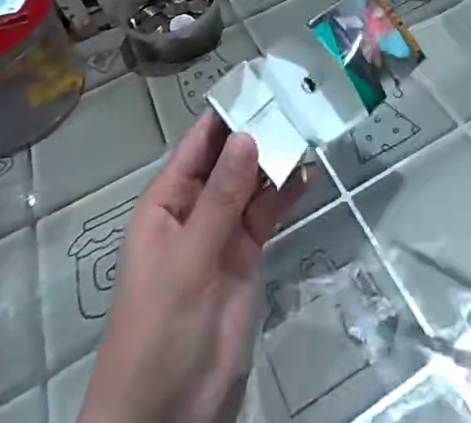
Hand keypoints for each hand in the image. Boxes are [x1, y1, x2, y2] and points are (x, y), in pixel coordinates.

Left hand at [80, 113, 305, 422]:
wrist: (167, 410)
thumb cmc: (160, 327)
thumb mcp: (188, 259)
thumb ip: (221, 198)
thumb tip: (248, 135)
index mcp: (165, 203)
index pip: (197, 145)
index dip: (226, 113)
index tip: (260, 80)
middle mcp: (194, 209)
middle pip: (229, 160)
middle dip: (258, 131)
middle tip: (298, 98)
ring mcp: (222, 233)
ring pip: (252, 184)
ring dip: (277, 159)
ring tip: (310, 128)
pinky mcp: (246, 256)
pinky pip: (267, 214)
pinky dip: (286, 194)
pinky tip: (309, 174)